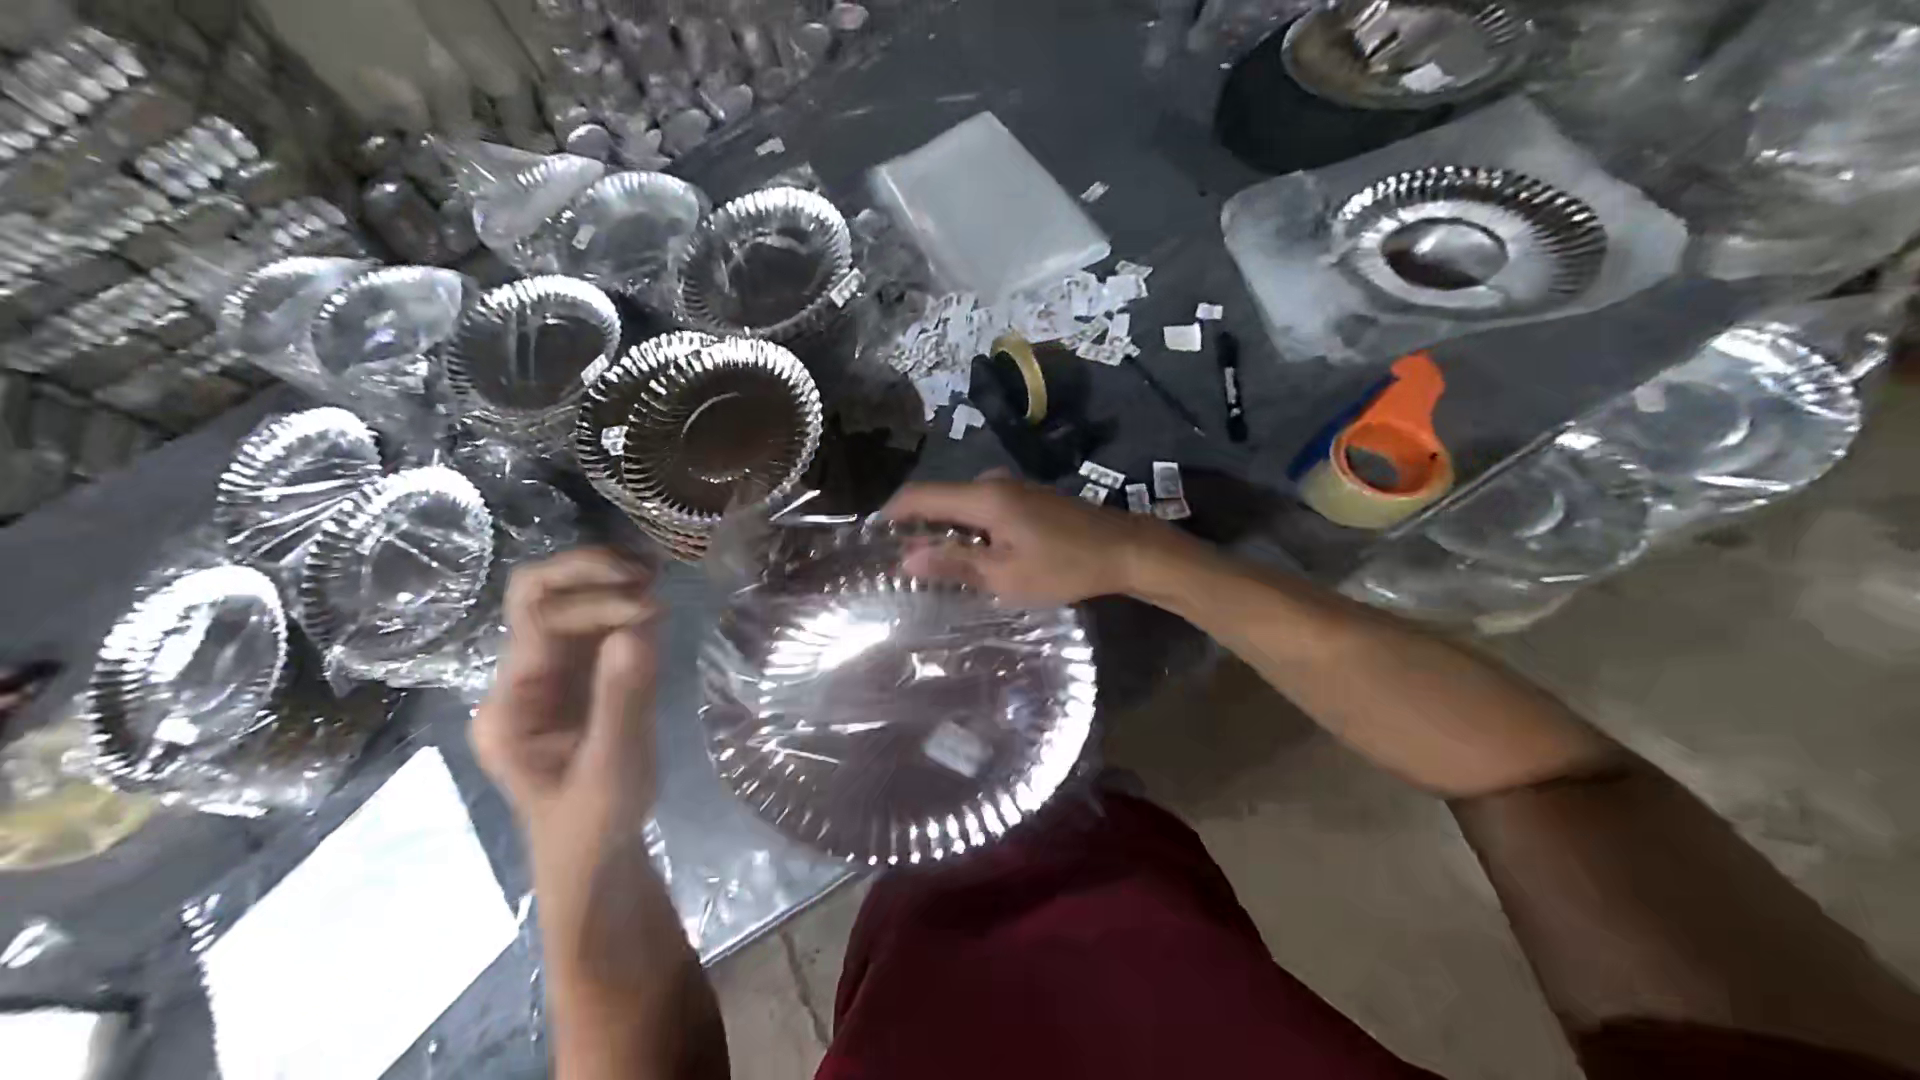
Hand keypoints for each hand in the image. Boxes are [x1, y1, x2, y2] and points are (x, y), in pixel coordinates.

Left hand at [471, 549, 659, 955]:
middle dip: (591, 574)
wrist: (594, 856)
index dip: (592, 600)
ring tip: (657, 577)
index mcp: (510, 703)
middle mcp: (520, 679)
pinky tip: (653, 598)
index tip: (650, 609)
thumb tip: (639, 628)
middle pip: (540, 598)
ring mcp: (549, 676)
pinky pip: (594, 626)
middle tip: (650, 573)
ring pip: (567, 604)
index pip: (539, 620)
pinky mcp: (579, 679)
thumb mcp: (612, 766)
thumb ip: (623, 699)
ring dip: (609, 584)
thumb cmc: (594, 822)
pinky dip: (622, 604)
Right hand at [882, 474, 1187, 605]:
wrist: (1125, 549)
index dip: (891, 514)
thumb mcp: (1005, 575)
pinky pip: (983, 508)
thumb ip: (954, 563)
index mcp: (983, 497)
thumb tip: (906, 559)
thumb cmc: (1064, 565)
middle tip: (904, 564)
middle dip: (918, 527)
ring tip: (936, 566)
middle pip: (940, 499)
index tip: (873, 538)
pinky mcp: (1027, 497)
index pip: (920, 495)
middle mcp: (992, 482)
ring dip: (946, 531)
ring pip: (962, 505)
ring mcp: (1012, 487)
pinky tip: (973, 555)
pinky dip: (969, 529)